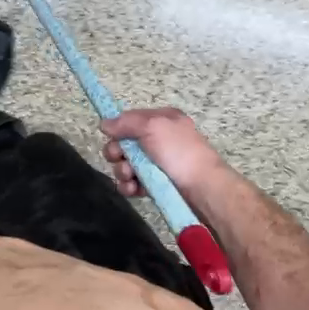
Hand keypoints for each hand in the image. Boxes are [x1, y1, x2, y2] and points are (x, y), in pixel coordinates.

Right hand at [100, 107, 231, 199]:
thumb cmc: (178, 152)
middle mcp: (159, 139)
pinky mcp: (157, 184)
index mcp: (162, 120)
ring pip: (127, 164)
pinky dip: (130, 186)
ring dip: (122, 171)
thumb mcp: (152, 127)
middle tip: (120, 159)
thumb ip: (125, 123)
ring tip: (130, 178)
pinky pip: (134, 182)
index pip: (130, 120)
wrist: (203, 188)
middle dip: (117, 152)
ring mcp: (158, 163)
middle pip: (125, 143)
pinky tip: (133, 190)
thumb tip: (104, 124)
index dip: (118, 129)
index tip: (110, 136)